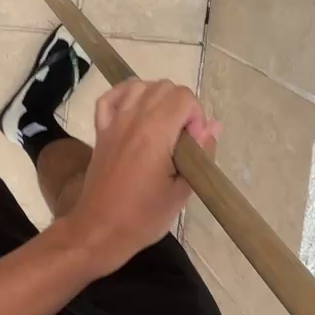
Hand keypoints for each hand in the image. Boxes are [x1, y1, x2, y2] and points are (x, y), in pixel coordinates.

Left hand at [54, 79, 218, 274]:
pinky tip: (136, 111)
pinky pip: (110, 97)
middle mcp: (132, 118)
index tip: (195, 145)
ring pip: (139, 86)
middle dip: (181, 106)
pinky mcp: (100, 130)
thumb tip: (214, 126)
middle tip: (183, 139)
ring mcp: (113, 122)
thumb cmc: (144, 216)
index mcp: (155, 132)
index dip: (197, 117)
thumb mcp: (182, 190)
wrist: (101, 228)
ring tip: (164, 127)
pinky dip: (125, 96)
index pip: (184, 97)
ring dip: (156, 98)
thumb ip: (200, 153)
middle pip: (164, 87)